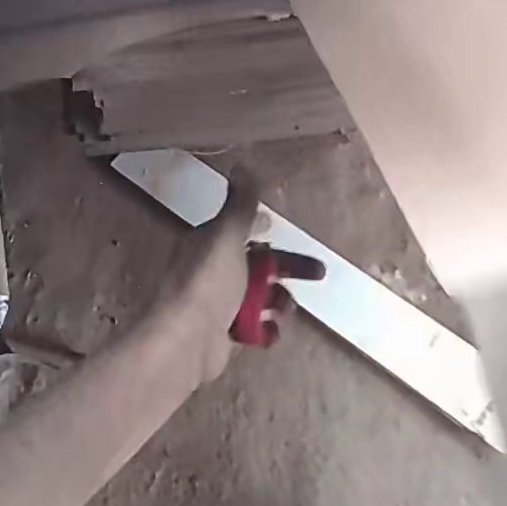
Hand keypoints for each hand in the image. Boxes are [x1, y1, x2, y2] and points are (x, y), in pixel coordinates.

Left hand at [155, 172, 324, 385]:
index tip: (282, 229)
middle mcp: (212, 274)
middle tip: (320, 273)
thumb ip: (239, 204)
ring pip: (262, 298)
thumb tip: (243, 165)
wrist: (186, 340)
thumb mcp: (225, 236)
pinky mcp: (227, 335)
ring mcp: (220, 306)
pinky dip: (268, 329)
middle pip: (258, 266)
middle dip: (289, 268)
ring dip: (280, 302)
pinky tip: (272, 331)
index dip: (262, 229)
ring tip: (285, 310)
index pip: (239, 232)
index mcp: (208, 246)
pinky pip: (257, 328)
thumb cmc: (207, 283)